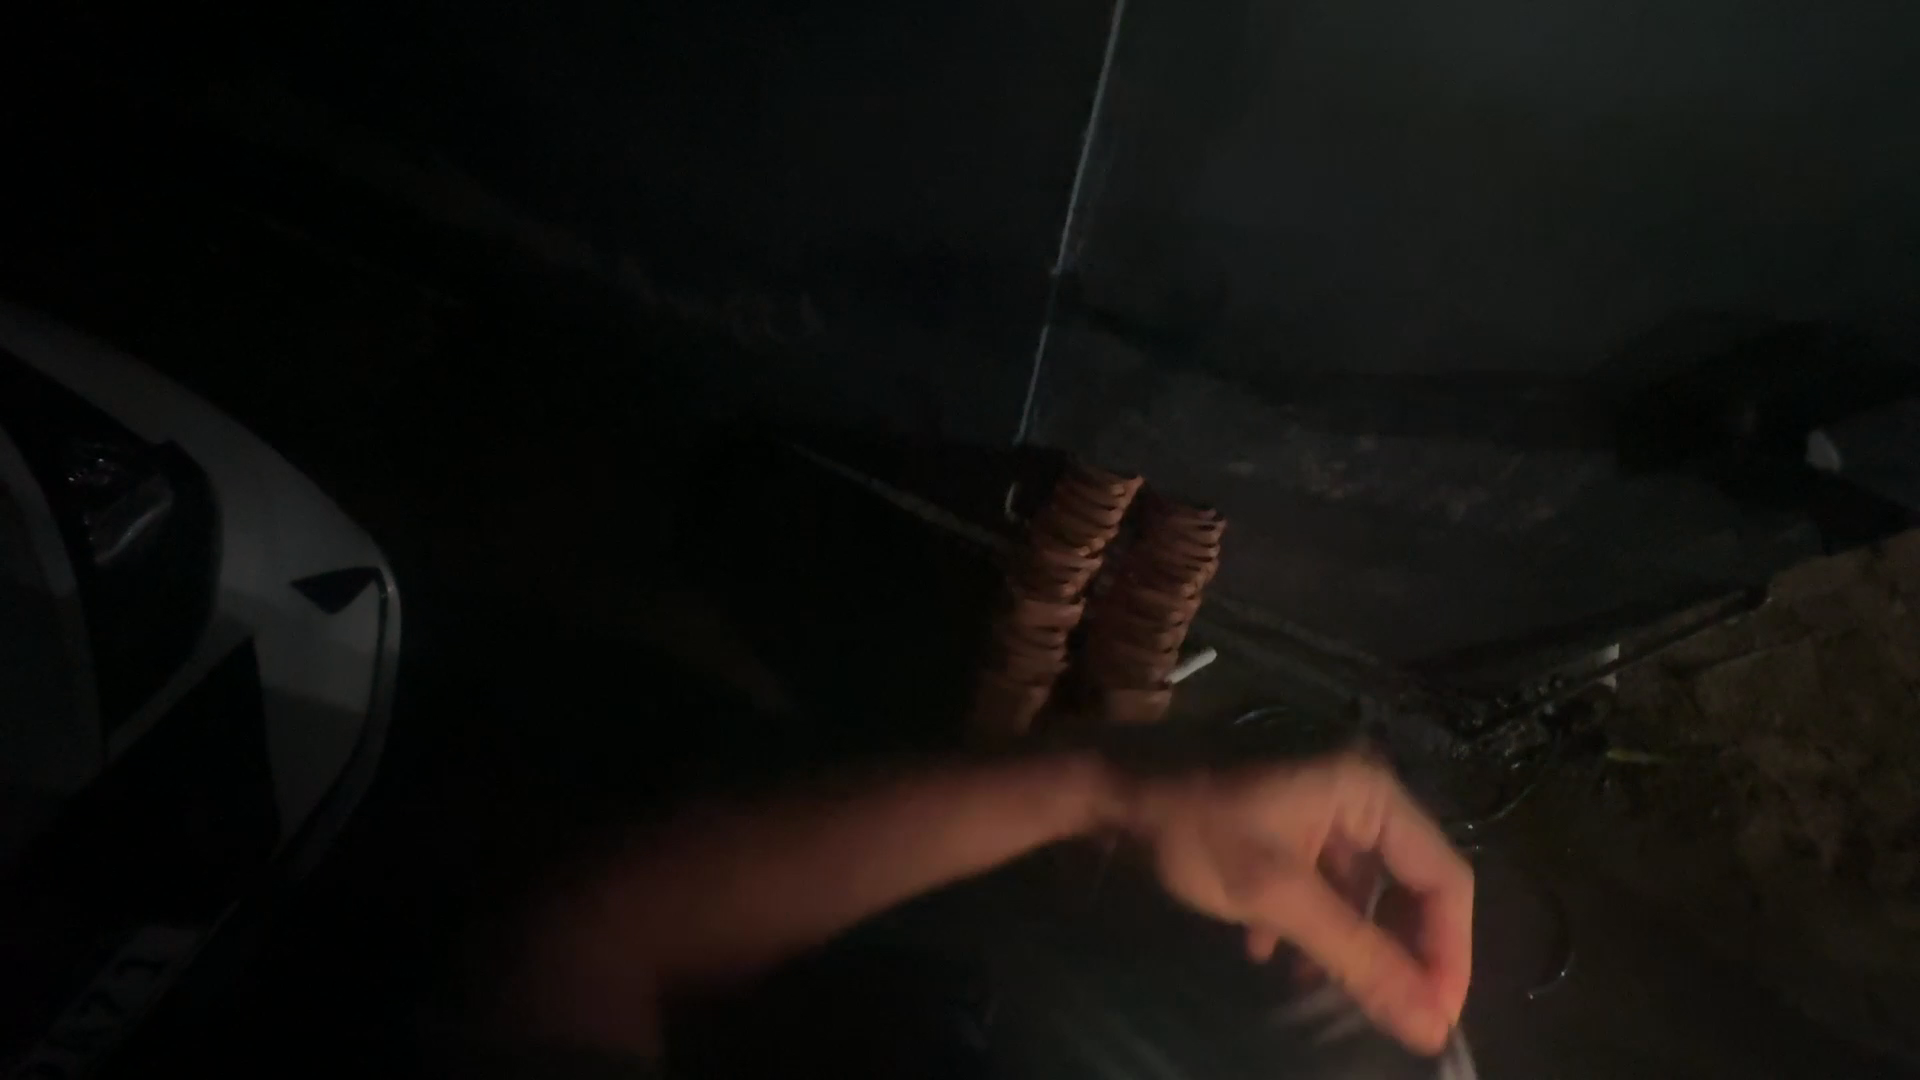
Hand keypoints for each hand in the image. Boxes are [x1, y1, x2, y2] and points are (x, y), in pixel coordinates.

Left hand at [1121, 752, 1472, 1054]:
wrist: (1112, 792)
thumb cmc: (1196, 832)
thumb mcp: (1279, 897)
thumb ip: (1359, 959)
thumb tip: (1434, 1030)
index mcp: (1364, 790)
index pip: (1443, 877)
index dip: (1447, 953)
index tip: (1431, 1017)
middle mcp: (1349, 788)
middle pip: (1402, 881)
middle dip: (1389, 948)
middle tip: (1381, 1010)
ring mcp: (1312, 799)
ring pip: (1353, 883)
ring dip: (1339, 938)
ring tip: (1309, 983)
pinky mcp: (1279, 814)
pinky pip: (1314, 872)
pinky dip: (1302, 914)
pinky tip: (1263, 947)